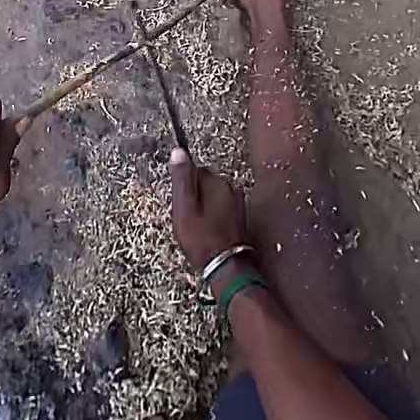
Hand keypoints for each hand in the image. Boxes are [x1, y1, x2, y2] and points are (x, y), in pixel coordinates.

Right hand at [169, 147, 246, 275]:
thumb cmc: (202, 239)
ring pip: (213, 197)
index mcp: (217, 182)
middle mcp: (231, 188)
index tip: (181, 205)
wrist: (226, 269)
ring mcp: (238, 203)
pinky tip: (208, 232)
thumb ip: (182, 179)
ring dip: (204, 208)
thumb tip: (178, 151)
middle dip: (195, 197)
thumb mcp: (184, 208)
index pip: (195, 170)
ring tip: (197, 228)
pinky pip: (221, 209)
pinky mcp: (240, 217)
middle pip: (205, 183)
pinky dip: (213, 217)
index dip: (184, 188)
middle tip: (188, 219)